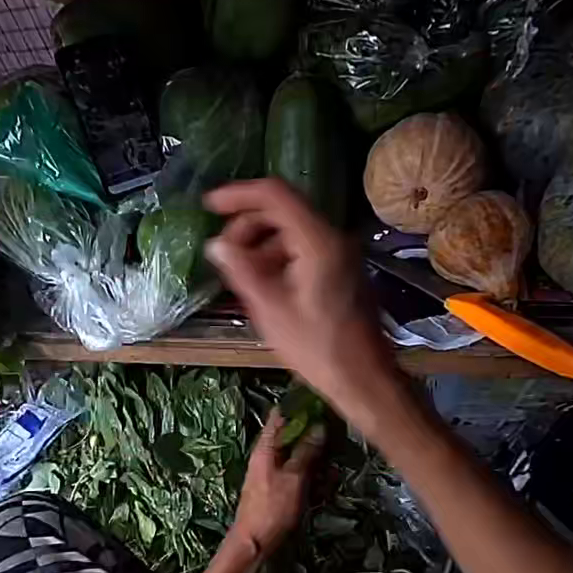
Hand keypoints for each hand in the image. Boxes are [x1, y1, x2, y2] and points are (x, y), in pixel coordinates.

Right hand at [203, 180, 404, 423]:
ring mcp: (340, 254)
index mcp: (318, 242)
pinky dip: (278, 259)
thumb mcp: (271, 310)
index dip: (238, 195)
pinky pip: (303, 250)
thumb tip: (216, 245)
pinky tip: (262, 285)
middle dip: (247, 226)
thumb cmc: (317, 348)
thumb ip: (242, 271)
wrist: (363, 377)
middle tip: (224, 254)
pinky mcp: (341, 270)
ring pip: (292, 232)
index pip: (275, 195)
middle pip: (283, 211)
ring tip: (240, 276)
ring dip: (261, 245)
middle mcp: (333, 238)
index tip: (209, 206)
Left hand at [230, 408, 324, 555]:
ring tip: (334, 470)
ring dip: (317, 462)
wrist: (255, 542)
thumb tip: (318, 426)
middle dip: (314, 438)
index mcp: (266, 448)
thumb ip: (306, 451)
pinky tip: (327, 487)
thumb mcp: (294, 477)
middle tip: (337, 438)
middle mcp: (268, 457)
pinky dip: (312, 479)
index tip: (319, 403)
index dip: (297, 408)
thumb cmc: (273, 507)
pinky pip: (299, 477)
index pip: (279, 417)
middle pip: (293, 438)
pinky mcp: (280, 490)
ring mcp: (274, 474)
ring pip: (299, 458)